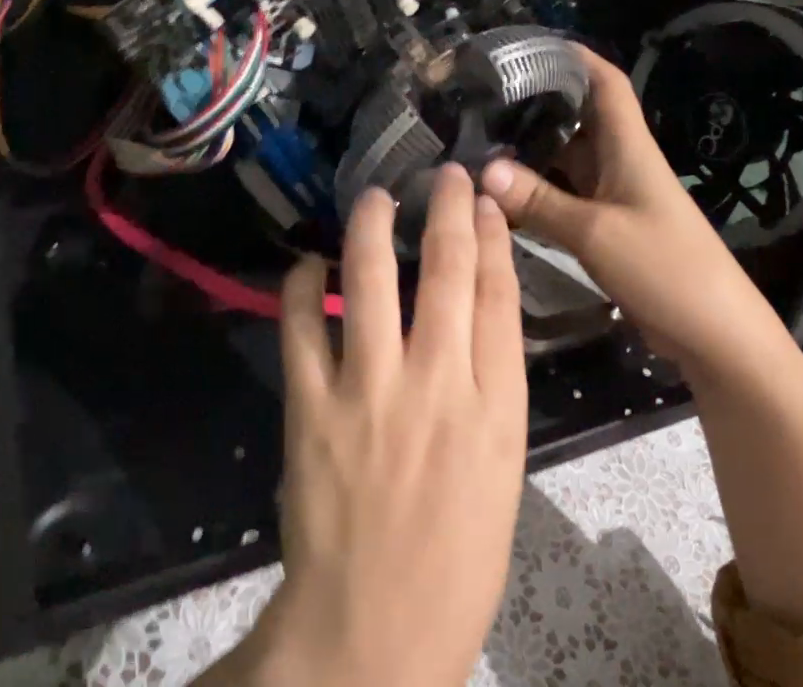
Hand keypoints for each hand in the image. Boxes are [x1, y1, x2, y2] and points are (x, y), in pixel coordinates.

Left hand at [206, 164, 526, 686]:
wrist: (374, 627)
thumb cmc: (455, 564)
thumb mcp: (501, 477)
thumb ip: (490, 399)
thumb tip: (473, 331)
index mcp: (496, 409)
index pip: (499, 298)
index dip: (491, 240)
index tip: (484, 204)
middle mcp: (437, 385)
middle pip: (447, 273)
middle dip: (447, 211)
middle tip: (443, 175)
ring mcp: (369, 391)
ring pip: (371, 281)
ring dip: (371, 228)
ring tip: (374, 196)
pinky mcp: (312, 407)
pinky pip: (301, 327)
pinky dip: (301, 288)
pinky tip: (305, 264)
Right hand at [480, 45, 763, 361]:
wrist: (715, 334)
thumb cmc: (666, 269)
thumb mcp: (597, 234)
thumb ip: (540, 202)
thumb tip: (483, 170)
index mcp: (629, 148)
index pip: (604, 83)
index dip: (571, 57)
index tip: (523, 46)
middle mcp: (620, 164)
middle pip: (576, 119)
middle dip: (533, 105)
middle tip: (476, 102)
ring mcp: (614, 199)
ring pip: (565, 161)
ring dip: (528, 153)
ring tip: (474, 143)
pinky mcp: (607, 231)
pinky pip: (564, 199)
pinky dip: (534, 194)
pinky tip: (498, 197)